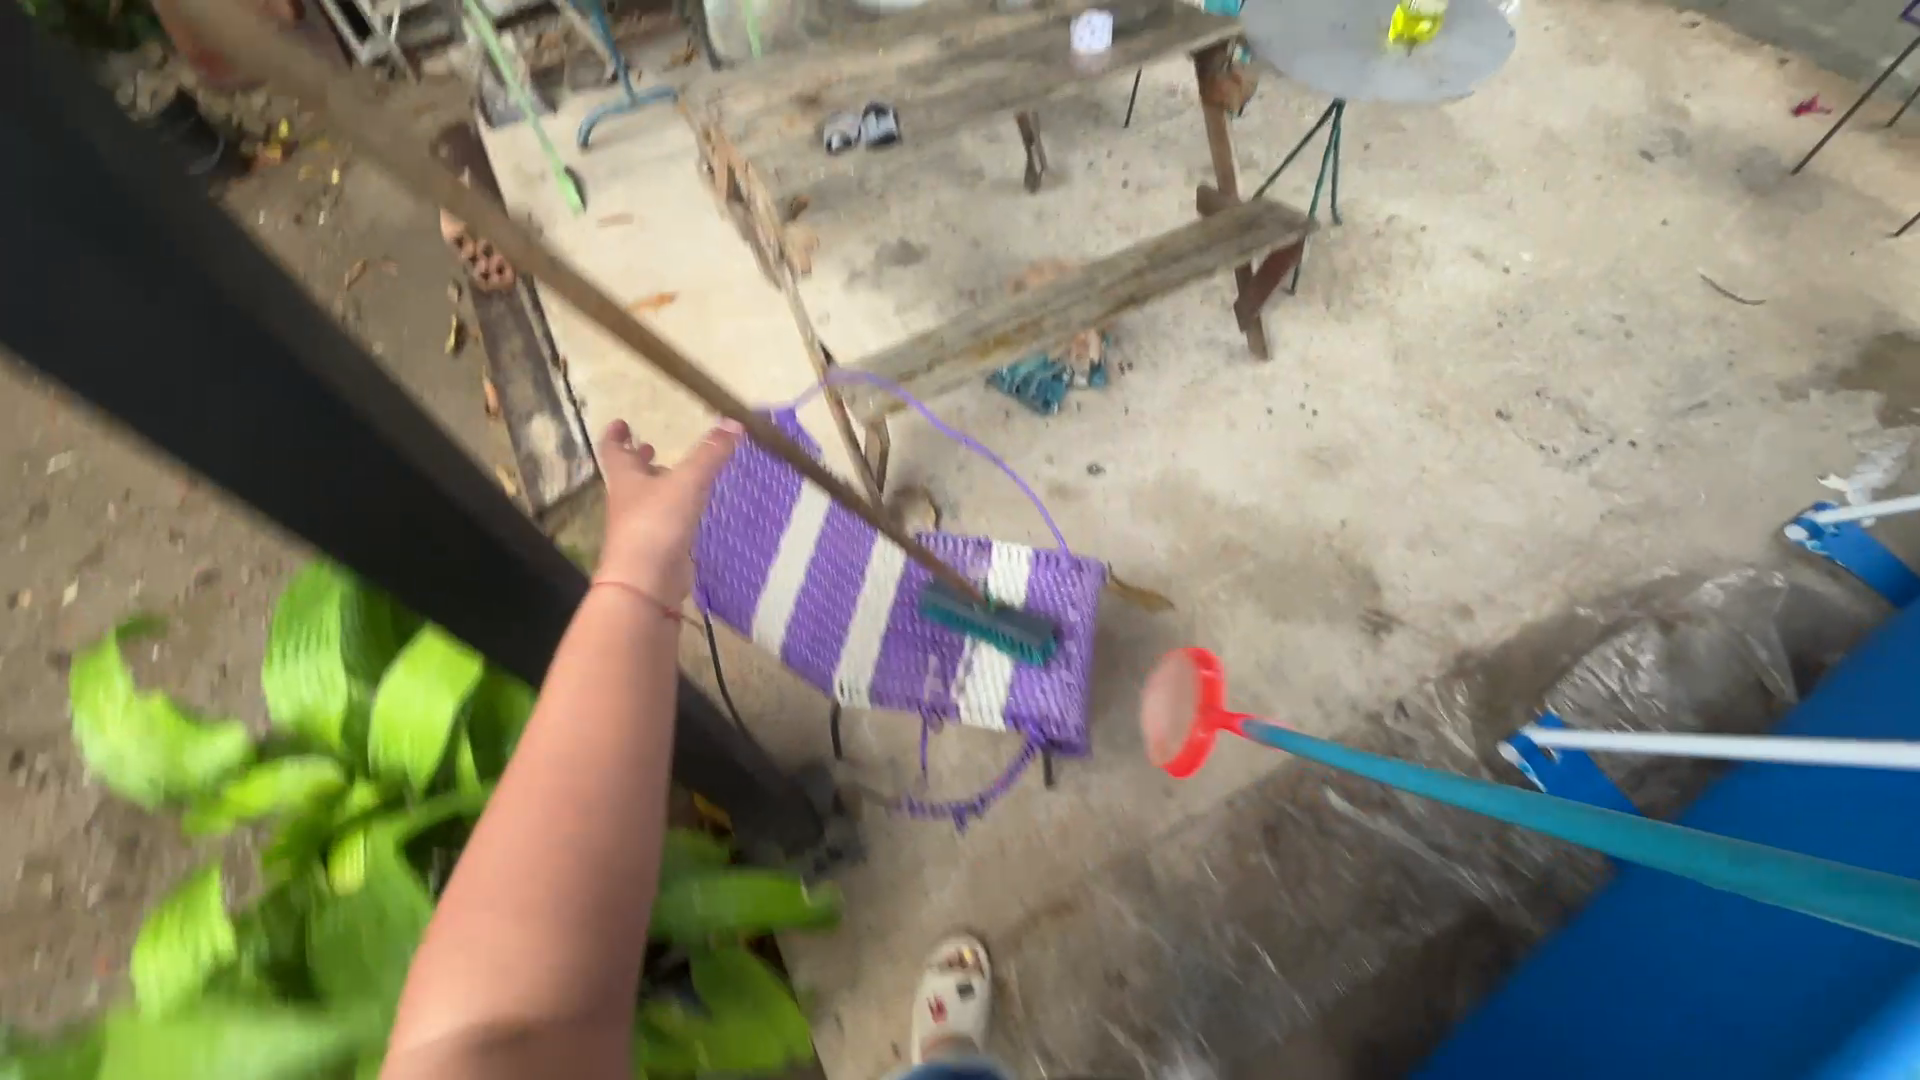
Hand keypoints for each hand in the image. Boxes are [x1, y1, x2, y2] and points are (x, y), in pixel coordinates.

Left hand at [594, 417, 742, 603]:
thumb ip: (711, 454)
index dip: (616, 435)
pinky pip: (664, 521)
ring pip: (647, 499)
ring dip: (657, 485)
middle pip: (629, 475)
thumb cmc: (657, 522)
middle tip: (648, 446)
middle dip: (639, 460)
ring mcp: (641, 526)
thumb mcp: (687, 481)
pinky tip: (690, 510)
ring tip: (676, 476)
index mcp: (626, 479)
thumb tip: (734, 422)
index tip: (621, 423)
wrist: (647, 580)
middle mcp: (628, 500)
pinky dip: (674, 511)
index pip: (614, 450)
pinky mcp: (657, 548)